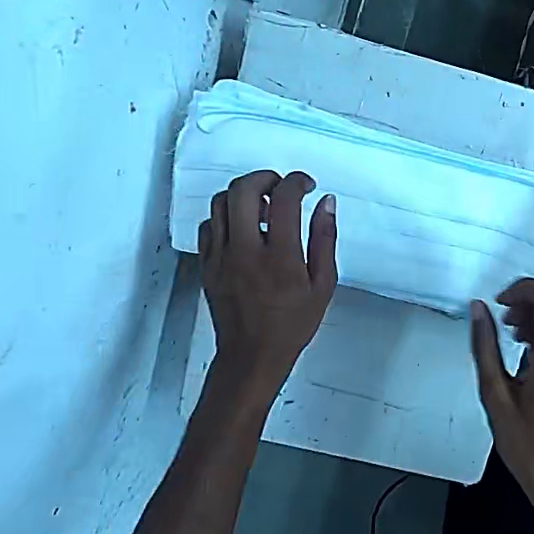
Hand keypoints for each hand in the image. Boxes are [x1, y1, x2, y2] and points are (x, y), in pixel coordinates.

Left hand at [198, 170, 338, 404]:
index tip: (306, 185)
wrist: (252, 356)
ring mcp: (220, 257)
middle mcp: (245, 251)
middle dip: (264, 177)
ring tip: (261, 208)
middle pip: (243, 190)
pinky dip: (224, 217)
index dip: (296, 182)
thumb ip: (324, 239)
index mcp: (279, 256)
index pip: (284, 199)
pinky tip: (241, 229)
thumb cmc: (291, 324)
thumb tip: (326, 203)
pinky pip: (208, 226)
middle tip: (279, 187)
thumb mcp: (322, 285)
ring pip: (220, 202)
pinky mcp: (206, 265)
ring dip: (242, 195)